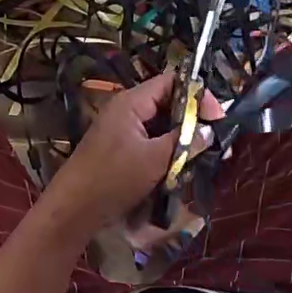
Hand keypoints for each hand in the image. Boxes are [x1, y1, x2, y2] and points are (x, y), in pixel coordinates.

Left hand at [41, 71, 217, 235]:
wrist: (74, 209)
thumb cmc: (113, 179)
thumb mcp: (155, 159)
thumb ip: (185, 142)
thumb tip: (209, 131)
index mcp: (131, 102)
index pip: (171, 82)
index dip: (197, 95)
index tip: (217, 117)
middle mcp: (126, 111)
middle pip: (167, 103)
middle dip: (192, 119)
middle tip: (213, 139)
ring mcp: (122, 131)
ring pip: (160, 126)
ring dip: (180, 139)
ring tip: (200, 155)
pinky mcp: (120, 151)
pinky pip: (150, 142)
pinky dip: (166, 151)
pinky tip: (179, 167)